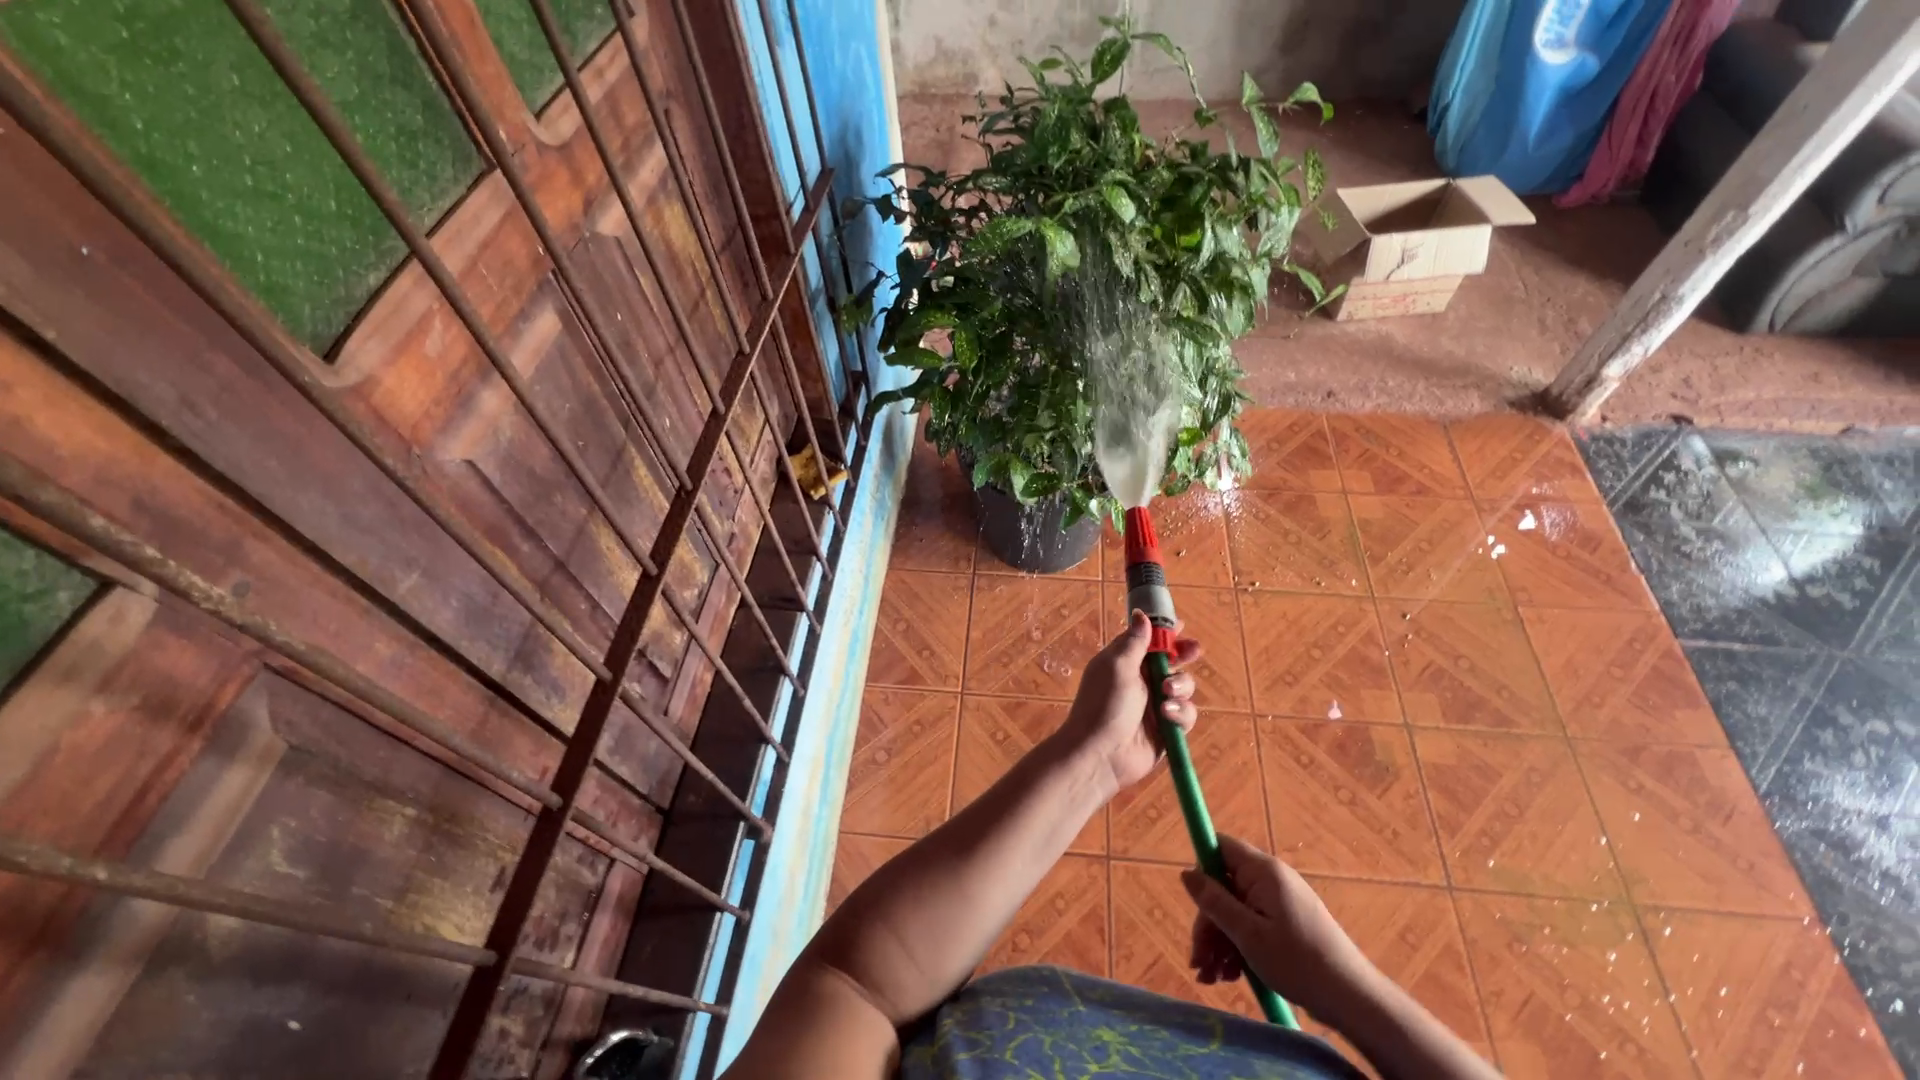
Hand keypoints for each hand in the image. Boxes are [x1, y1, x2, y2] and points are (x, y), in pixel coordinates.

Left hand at [1058, 610, 1200, 791]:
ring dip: (1180, 686)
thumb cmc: (1105, 704)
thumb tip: (1141, 614)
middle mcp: (1140, 681)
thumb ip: (1134, 642)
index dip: (1165, 634)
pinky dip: (1180, 713)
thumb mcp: (1118, 666)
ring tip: (1167, 692)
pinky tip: (1167, 717)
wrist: (1102, 754)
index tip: (1182, 627)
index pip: (1147, 641)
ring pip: (1183, 687)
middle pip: (1171, 662)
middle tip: (1194, 651)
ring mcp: (1154, 705)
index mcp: (1124, 662)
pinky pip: (1185, 714)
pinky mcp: (1167, 728)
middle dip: (1183, 656)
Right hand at [1183, 835, 1374, 1012]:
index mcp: (1263, 872)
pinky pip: (1252, 927)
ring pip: (1235, 912)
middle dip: (1208, 924)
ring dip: (1219, 942)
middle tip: (1199, 962)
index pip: (1221, 847)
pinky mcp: (1286, 925)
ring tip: (1212, 978)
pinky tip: (1230, 976)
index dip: (1202, 869)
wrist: (1351, 998)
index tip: (1193, 903)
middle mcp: (1271, 880)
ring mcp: (1280, 903)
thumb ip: (1214, 902)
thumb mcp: (1247, 934)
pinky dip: (1238, 948)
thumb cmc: (1297, 961)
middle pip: (1224, 888)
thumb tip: (1186, 873)